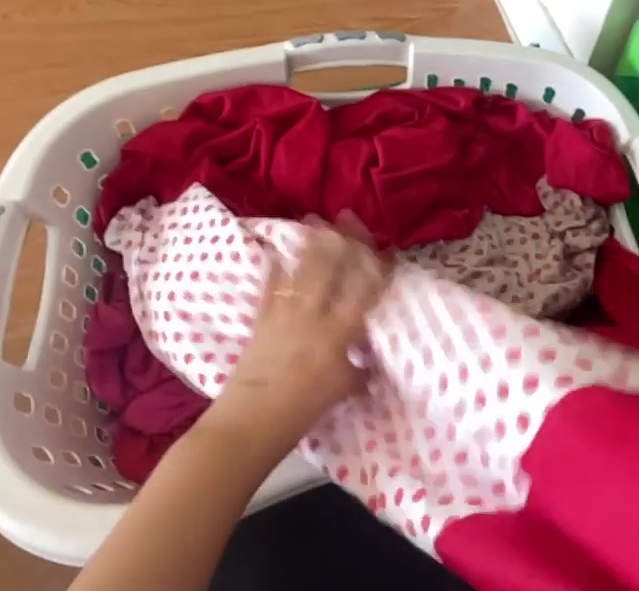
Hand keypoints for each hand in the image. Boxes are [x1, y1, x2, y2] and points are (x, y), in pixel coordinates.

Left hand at [203, 220, 388, 440]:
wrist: (251, 422)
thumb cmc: (303, 411)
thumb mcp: (342, 390)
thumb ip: (359, 371)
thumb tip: (371, 364)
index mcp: (339, 332)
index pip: (365, 291)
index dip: (378, 268)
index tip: (387, 250)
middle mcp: (314, 314)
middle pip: (331, 268)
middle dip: (341, 240)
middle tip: (346, 216)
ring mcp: (286, 314)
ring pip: (301, 270)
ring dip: (309, 243)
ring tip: (314, 219)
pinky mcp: (262, 320)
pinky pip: (270, 287)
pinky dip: (274, 267)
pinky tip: (275, 250)